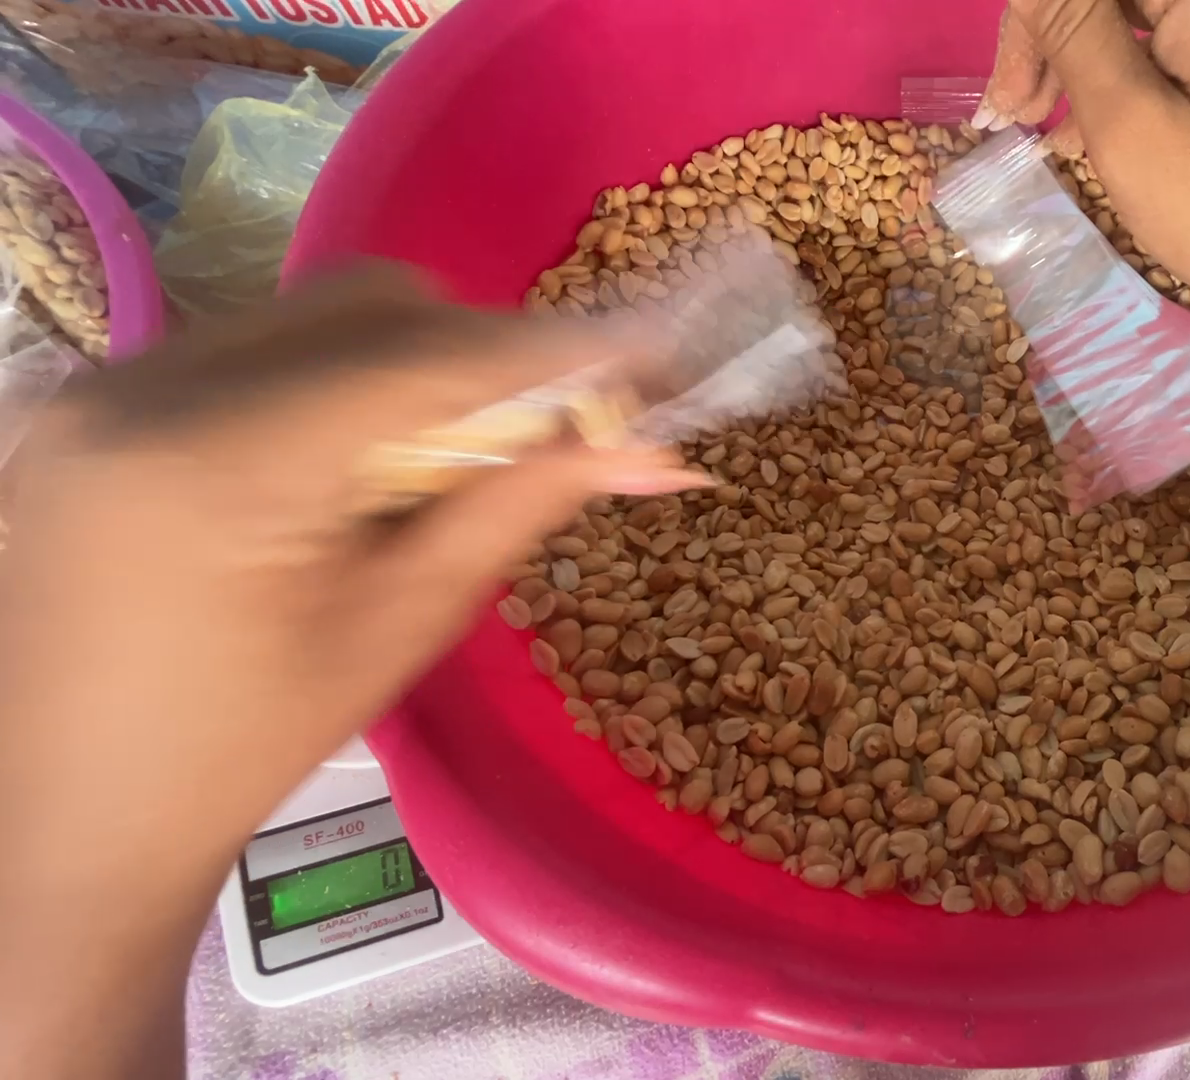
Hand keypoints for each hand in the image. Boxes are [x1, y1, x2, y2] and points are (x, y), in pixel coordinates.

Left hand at [0, 268, 709, 1078]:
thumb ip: (529, 501)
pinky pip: (278, 343)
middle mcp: (146, 386)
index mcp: (222, 464)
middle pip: (378, 307)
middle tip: (563, 418)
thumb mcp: (417, 612)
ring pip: (329, 313)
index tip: (651, 348)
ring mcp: (111, 379)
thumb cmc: (264, 729)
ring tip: (467, 447)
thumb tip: (655, 452)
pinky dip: (368, 376)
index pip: (430, 363)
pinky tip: (383, 452)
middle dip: (495, 352)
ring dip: (434, 361)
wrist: (73, 799)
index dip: (556, 350)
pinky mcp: (109, 393)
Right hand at [981, 0, 1189, 415]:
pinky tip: (1088, 134)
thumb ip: (1072, 31)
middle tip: (1015, 116)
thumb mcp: (1128, 123)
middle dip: (1050, 38)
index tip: (1005, 103)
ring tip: (1045, 131)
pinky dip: (1118, 81)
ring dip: (1077, 63)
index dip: (1029, 20)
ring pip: (1131, 18)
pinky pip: (1163, 48)